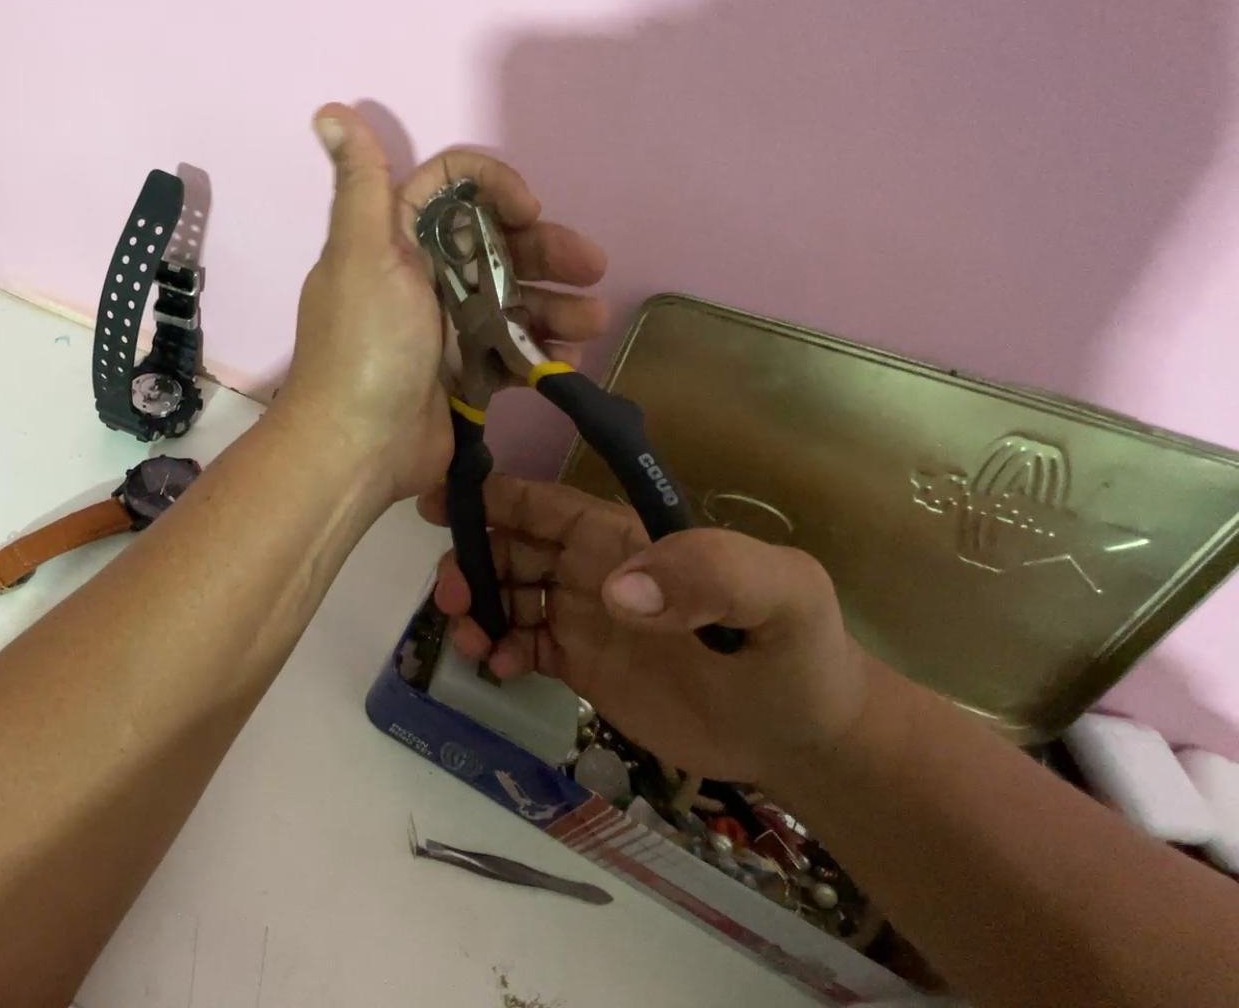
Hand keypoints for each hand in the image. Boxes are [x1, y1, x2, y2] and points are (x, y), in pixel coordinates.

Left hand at [273, 104, 609, 500]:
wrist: (357, 449)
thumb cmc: (364, 349)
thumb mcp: (361, 258)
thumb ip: (361, 185)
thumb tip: (330, 110)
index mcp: (394, 242)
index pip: (452, 188)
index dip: (495, 186)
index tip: (527, 211)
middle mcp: (421, 278)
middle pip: (496, 243)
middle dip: (547, 249)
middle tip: (591, 268)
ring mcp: (444, 328)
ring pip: (513, 297)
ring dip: (558, 302)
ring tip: (593, 320)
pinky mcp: (463, 372)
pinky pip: (512, 347)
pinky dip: (542, 348)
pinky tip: (568, 356)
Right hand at [418, 474, 873, 783]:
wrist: (802, 739)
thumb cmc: (792, 655)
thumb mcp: (778, 597)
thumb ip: (708, 573)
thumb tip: (612, 592)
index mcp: (623, 537)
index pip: (541, 505)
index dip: (488, 499)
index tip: (436, 507)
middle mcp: (593, 569)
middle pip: (508, 549)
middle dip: (470, 563)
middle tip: (454, 599)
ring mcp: (584, 618)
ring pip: (506, 597)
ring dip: (476, 611)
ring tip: (473, 642)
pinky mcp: (580, 665)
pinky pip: (521, 646)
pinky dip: (498, 651)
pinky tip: (500, 668)